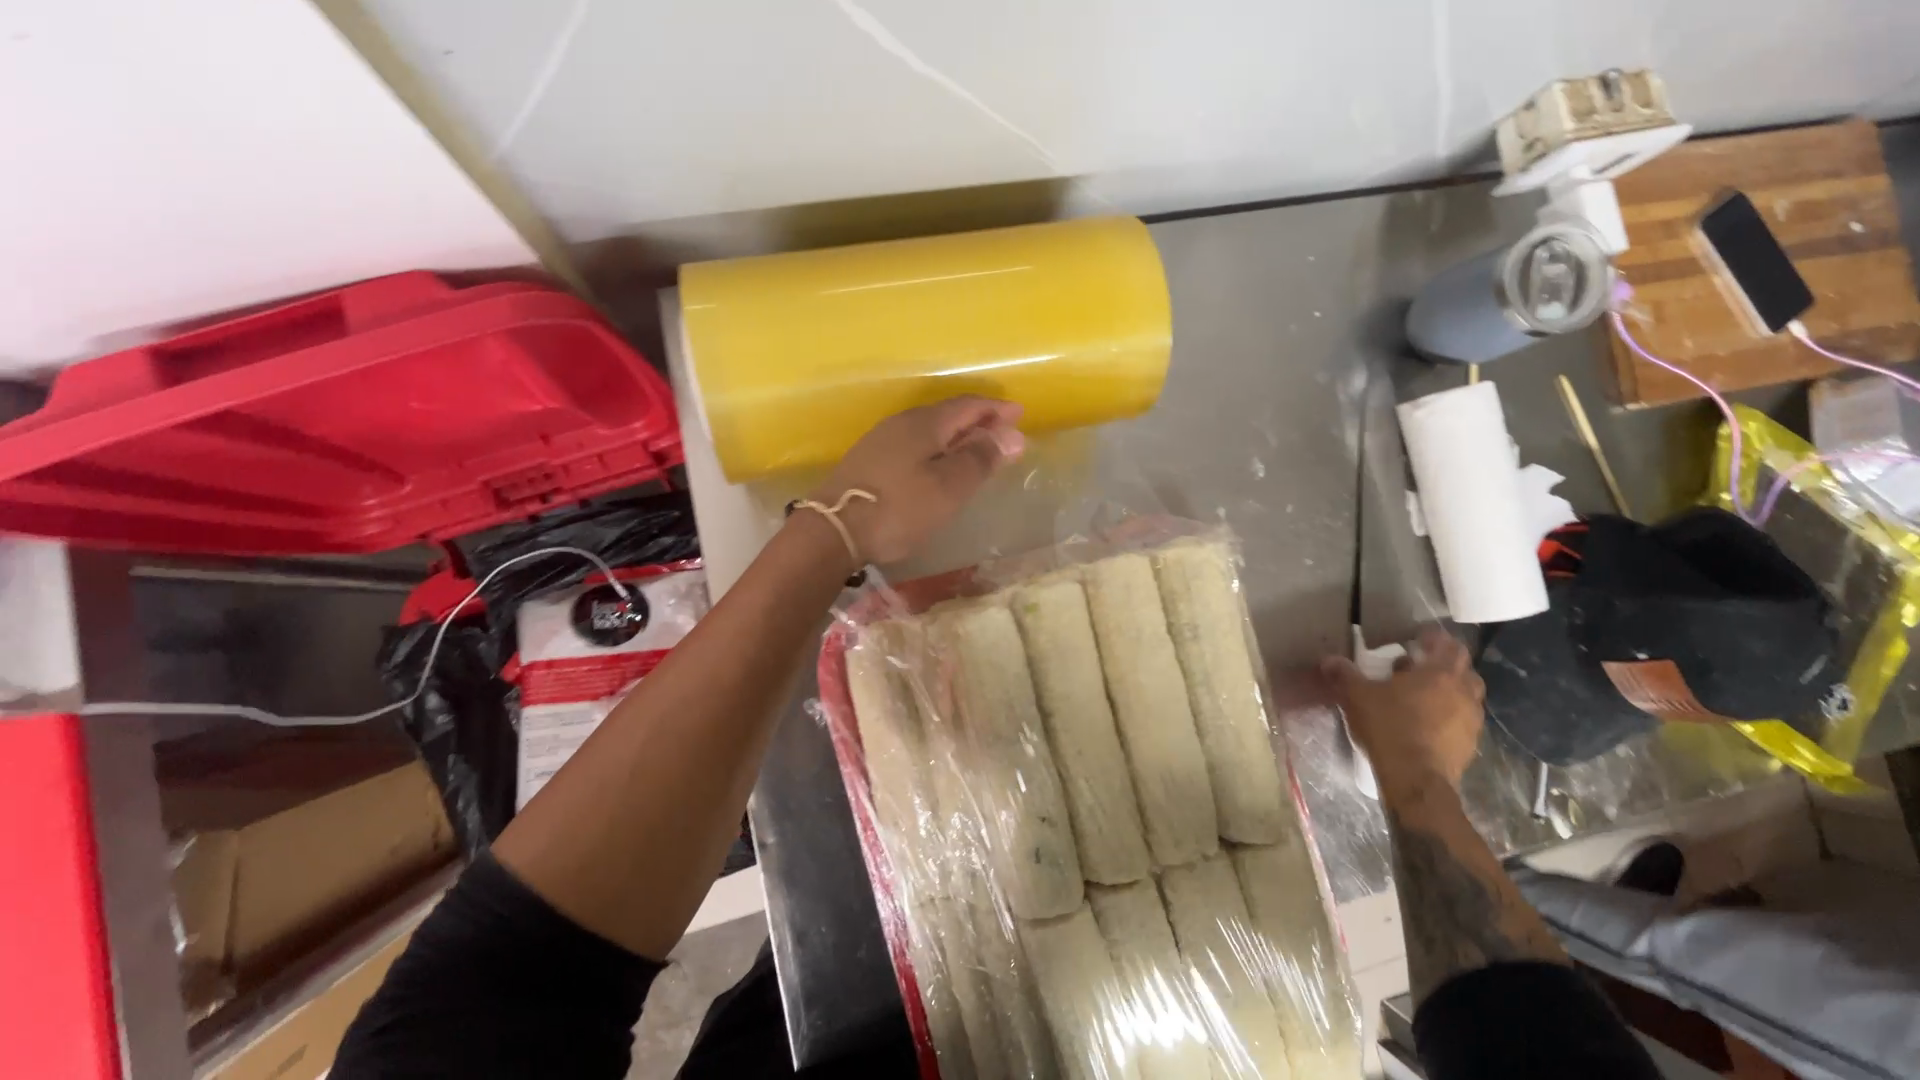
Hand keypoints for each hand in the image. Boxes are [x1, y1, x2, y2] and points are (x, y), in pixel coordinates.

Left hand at [810, 396, 1025, 564]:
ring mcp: (881, 441)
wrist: (833, 530)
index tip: (1019, 414)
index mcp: (926, 423)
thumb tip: (1013, 434)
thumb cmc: (899, 508)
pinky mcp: (868, 462)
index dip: (996, 409)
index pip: (968, 405)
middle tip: (1002, 431)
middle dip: (978, 420)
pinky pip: (913, 444)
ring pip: (929, 430)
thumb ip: (980, 459)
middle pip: (947, 414)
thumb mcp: (948, 487)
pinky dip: (936, 449)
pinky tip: (938, 466)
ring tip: (975, 449)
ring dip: (956, 435)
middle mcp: (902, 423)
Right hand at [1321, 627, 1484, 796]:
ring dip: (1449, 692)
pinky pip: (1463, 720)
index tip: (1417, 641)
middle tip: (1418, 670)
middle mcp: (1464, 691)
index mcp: (1441, 673)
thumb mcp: (1358, 697)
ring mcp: (1472, 719)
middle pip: (1463, 669)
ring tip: (1423, 699)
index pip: (1449, 645)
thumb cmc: (1389, 728)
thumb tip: (1329, 660)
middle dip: (1443, 666)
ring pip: (1467, 696)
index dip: (1434, 640)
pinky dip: (1450, 716)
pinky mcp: (1471, 743)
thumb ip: (1344, 675)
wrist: (1416, 778)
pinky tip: (1428, 726)